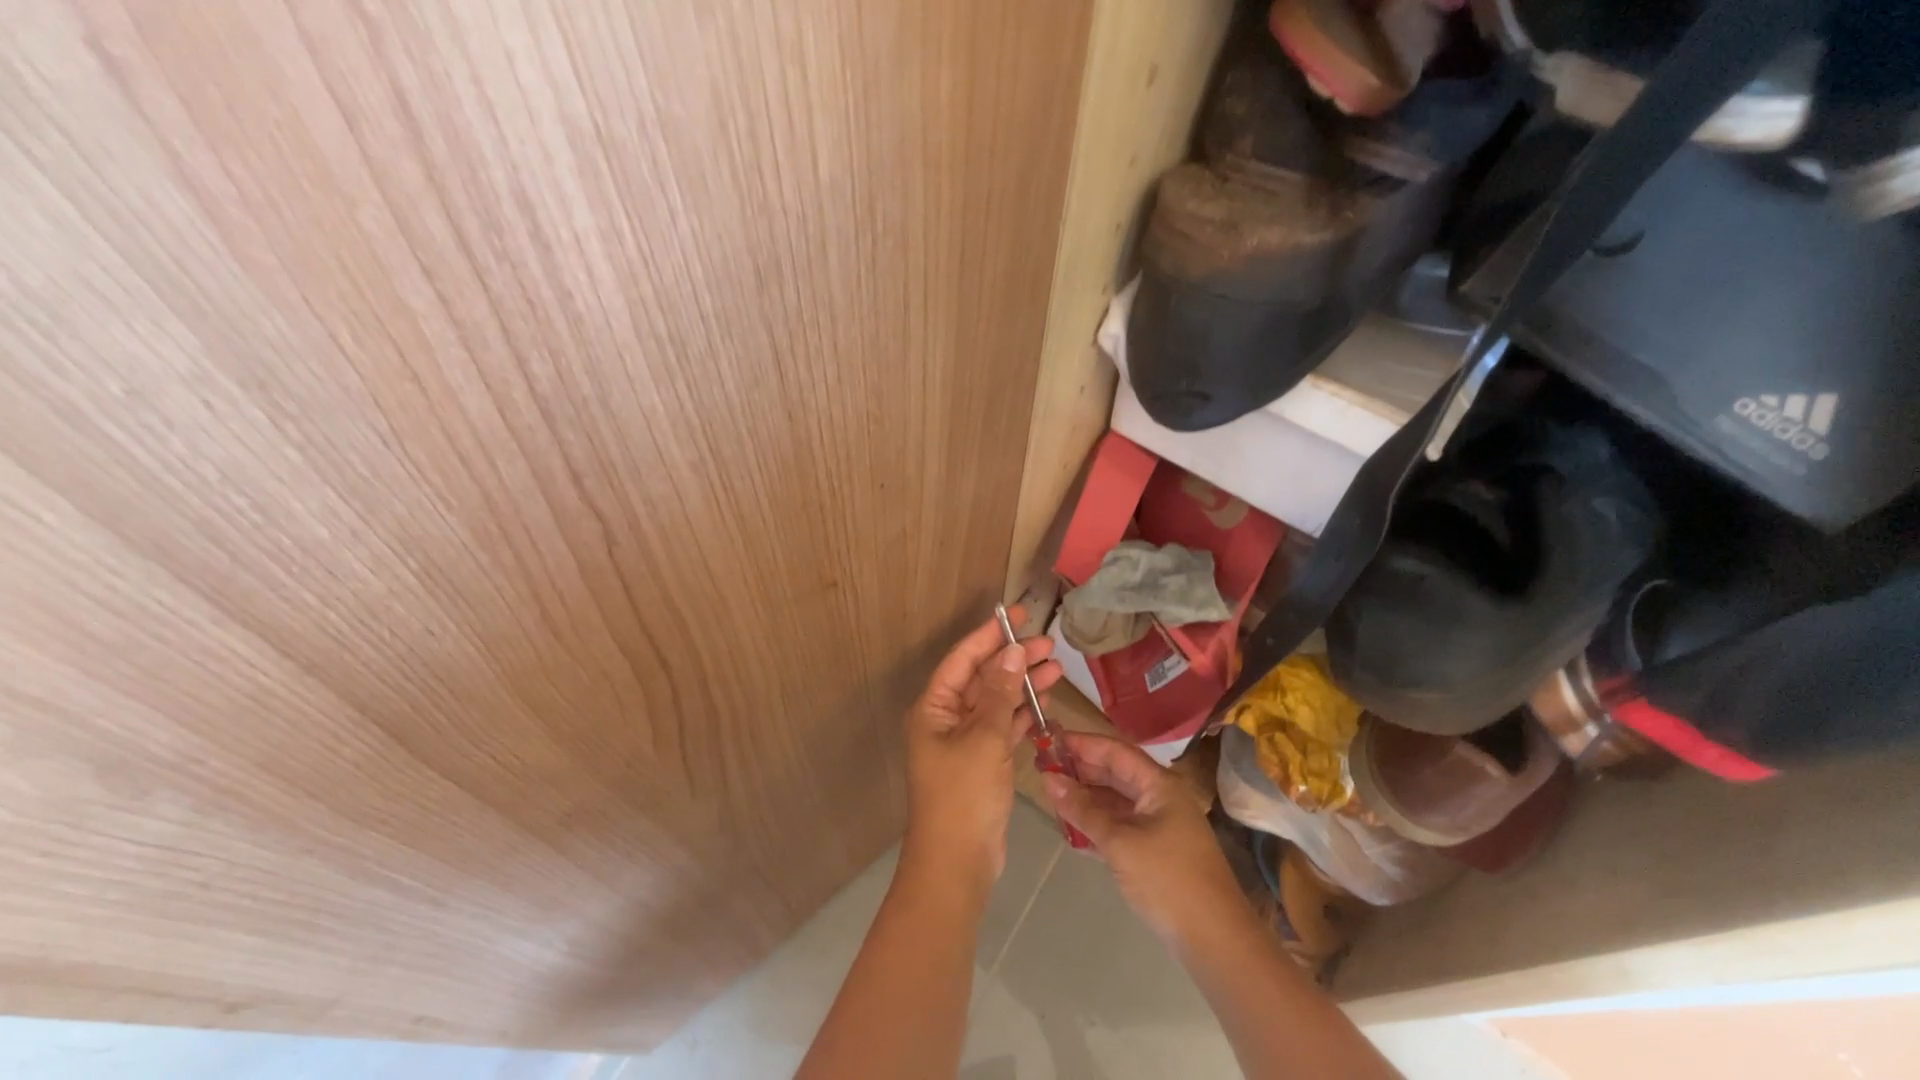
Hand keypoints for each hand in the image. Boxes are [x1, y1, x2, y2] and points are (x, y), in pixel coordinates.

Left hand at [904, 606, 1061, 892]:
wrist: (957, 861)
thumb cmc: (964, 794)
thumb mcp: (985, 738)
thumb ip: (1000, 694)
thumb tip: (1012, 652)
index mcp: (934, 708)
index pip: (963, 659)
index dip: (991, 635)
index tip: (1021, 616)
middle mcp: (946, 720)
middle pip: (982, 679)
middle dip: (1014, 660)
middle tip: (1050, 645)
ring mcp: (965, 744)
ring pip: (997, 703)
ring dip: (1023, 686)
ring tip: (1057, 669)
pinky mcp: (982, 765)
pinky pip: (1004, 729)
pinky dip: (1023, 716)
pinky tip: (1046, 704)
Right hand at [1043, 732, 1248, 942]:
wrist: (1213, 937)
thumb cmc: (1167, 879)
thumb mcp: (1120, 842)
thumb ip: (1084, 810)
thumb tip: (1050, 780)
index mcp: (1159, 785)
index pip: (1114, 751)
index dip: (1081, 744)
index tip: (1047, 740)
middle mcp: (1160, 798)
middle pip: (1114, 774)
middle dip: (1080, 771)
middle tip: (1041, 771)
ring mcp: (1159, 825)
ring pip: (1115, 802)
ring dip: (1085, 801)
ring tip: (1051, 800)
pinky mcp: (1155, 851)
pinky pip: (1120, 827)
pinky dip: (1096, 826)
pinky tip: (1071, 832)